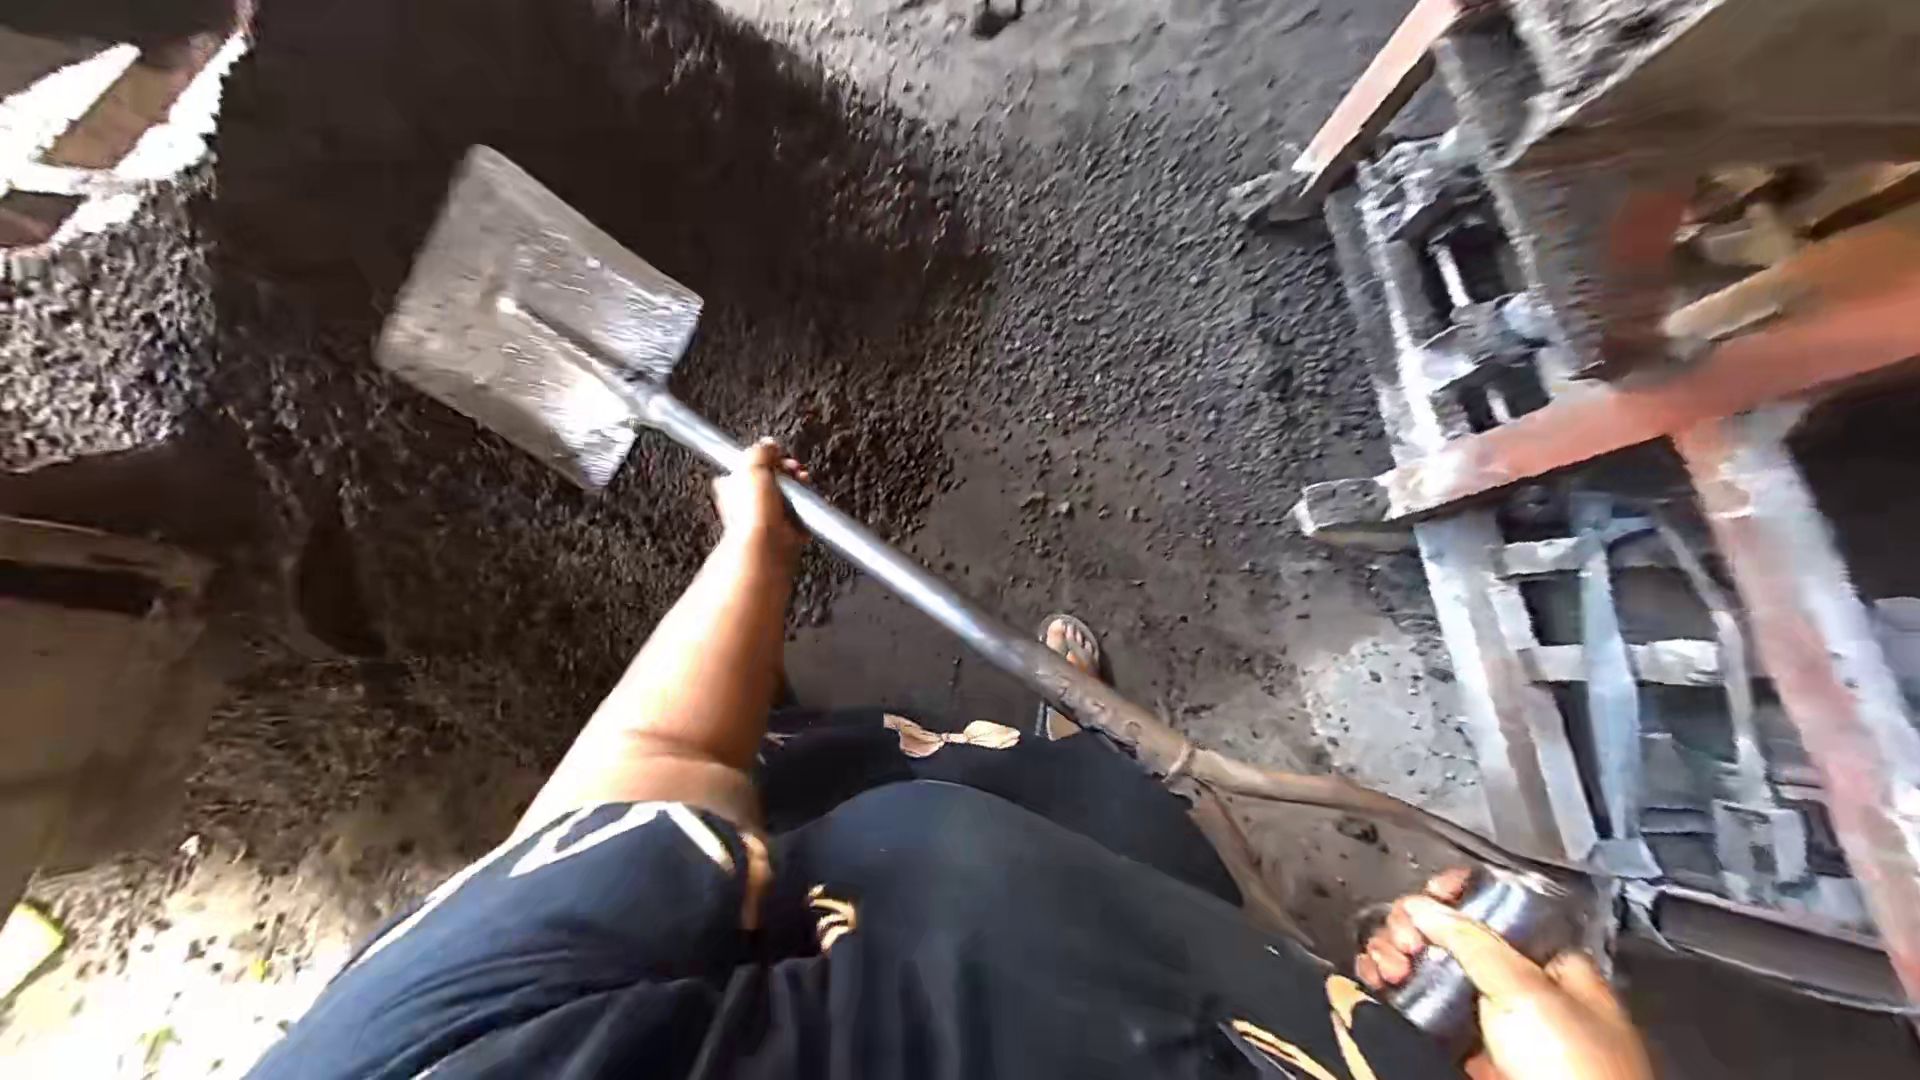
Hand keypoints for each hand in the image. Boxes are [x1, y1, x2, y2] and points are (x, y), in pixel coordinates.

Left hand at [713, 438, 808, 556]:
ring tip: (803, 481)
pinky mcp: (786, 527)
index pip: (750, 463)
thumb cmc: (752, 508)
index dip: (766, 456)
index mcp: (732, 484)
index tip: (778, 453)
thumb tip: (771, 445)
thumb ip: (760, 450)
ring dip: (799, 485)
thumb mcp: (751, 465)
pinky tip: (807, 499)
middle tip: (794, 468)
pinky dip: (806, 506)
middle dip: (787, 469)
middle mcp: (748, 500)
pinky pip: (800, 512)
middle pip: (772, 476)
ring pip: (788, 492)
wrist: (766, 542)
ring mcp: (768, 514)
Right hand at [1357, 870, 1650, 1079]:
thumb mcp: (1525, 989)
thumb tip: (1421, 905)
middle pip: (1445, 931)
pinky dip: (1382, 980)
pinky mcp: (1452, 1042)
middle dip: (1412, 925)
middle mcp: (1510, 984)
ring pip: (1419, 961)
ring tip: (1390, 967)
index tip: (1432, 892)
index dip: (1460, 893)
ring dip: (1391, 952)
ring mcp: (1480, 1015)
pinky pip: (1406, 997)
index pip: (1496, 908)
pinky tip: (1374, 978)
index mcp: (1546, 965)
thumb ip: (1469, 936)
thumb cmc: (1577, 1071)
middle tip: (1405, 940)